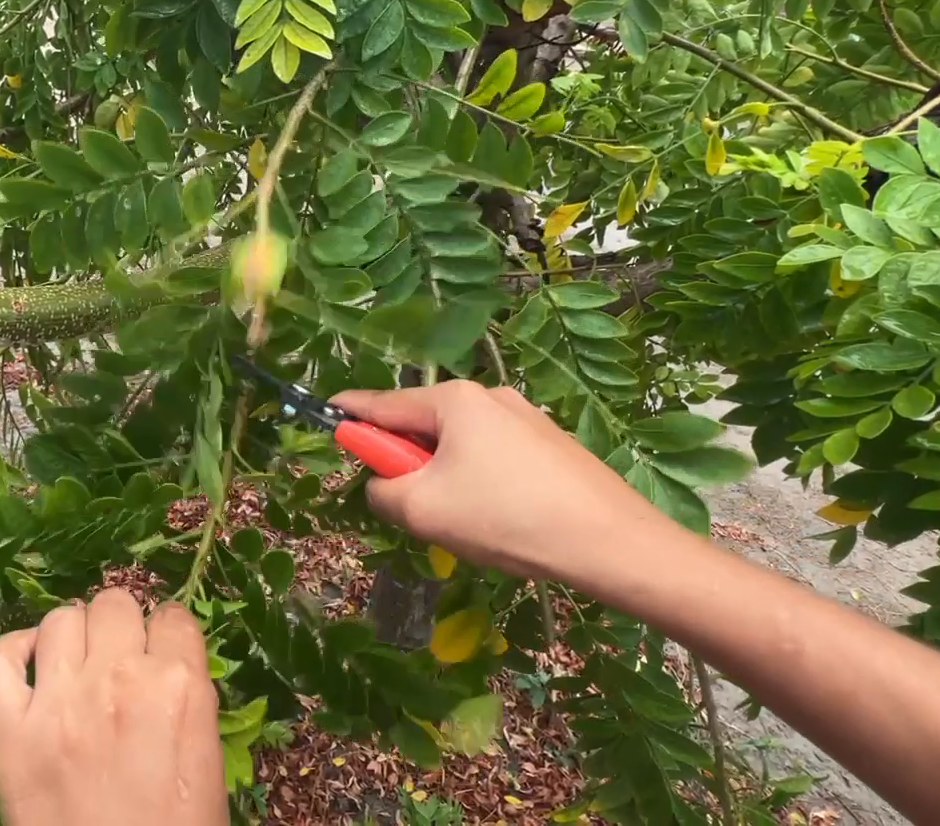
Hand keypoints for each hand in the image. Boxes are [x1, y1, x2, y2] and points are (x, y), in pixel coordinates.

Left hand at [0, 588, 227, 825]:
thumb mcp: (206, 761)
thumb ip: (189, 697)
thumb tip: (166, 660)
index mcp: (177, 686)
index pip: (173, 616)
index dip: (166, 634)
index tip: (159, 653)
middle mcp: (118, 677)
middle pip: (113, 603)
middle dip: (119, 626)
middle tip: (116, 658)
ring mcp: (58, 701)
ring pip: (60, 619)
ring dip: (72, 636)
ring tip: (75, 665)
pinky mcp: (8, 731)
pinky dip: (13, 653)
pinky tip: (28, 665)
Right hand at [332, 381, 675, 582]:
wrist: (615, 545)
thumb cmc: (507, 519)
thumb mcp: (422, 511)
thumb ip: (380, 491)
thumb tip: (380, 484)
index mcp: (453, 399)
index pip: (380, 404)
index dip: (348, 416)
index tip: (323, 417)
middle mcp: (487, 395)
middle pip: (420, 425)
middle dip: (406, 461)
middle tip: (412, 506)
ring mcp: (524, 416)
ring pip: (456, 445)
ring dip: (442, 475)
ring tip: (465, 522)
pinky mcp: (549, 443)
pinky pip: (490, 456)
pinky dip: (477, 481)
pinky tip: (500, 518)